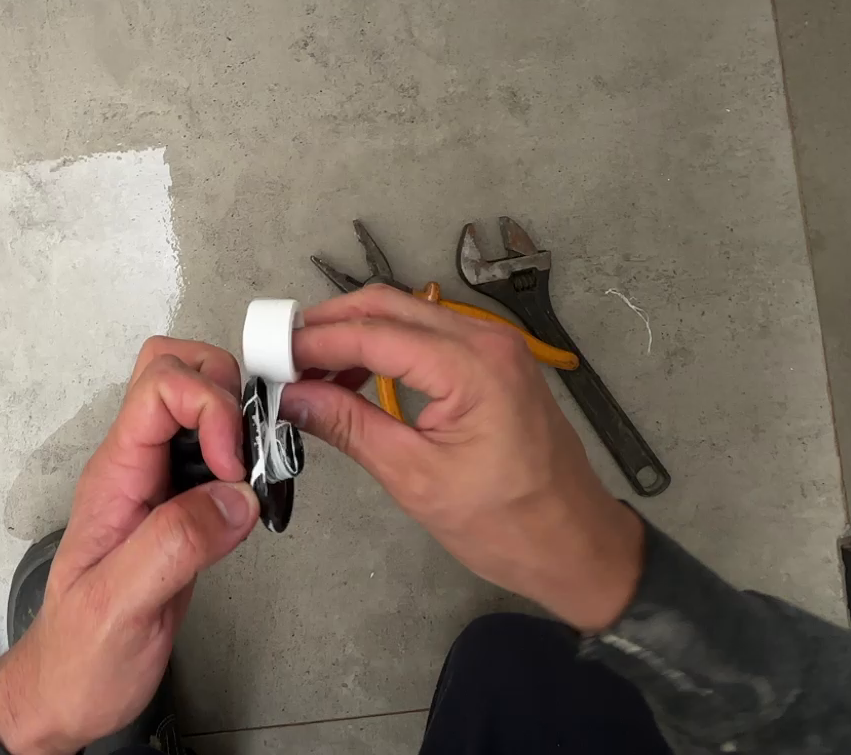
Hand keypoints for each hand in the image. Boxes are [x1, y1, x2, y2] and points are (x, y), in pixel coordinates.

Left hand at [0, 338, 261, 754]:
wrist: (68, 689)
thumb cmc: (82, 652)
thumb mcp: (120, 606)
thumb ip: (176, 545)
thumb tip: (239, 496)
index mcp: (114, 473)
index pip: (158, 387)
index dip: (207, 406)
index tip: (233, 466)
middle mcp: (135, 461)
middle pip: (174, 368)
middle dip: (223, 390)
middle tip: (247, 451)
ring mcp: (157, 475)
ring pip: (195, 396)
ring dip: (236, 418)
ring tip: (254, 473)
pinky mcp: (180, 497)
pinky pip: (213, 443)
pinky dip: (242, 452)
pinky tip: (250, 495)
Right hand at [283, 285, 644, 630]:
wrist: (580, 546)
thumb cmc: (505, 523)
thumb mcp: (415, 478)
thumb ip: (349, 425)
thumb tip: (290, 397)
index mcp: (472, 366)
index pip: (373, 332)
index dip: (315, 340)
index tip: (270, 355)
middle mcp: (484, 337)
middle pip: (386, 304)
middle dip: (328, 322)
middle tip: (282, 352)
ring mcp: (491, 342)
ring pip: (403, 312)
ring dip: (352, 330)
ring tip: (309, 367)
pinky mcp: (490, 357)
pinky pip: (423, 332)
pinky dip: (381, 344)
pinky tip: (353, 373)